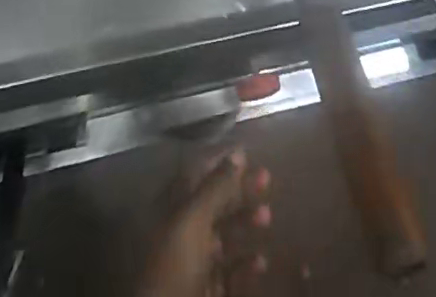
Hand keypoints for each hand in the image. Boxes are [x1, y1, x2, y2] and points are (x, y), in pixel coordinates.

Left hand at [136, 148, 272, 296]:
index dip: (220, 162)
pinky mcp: (206, 290)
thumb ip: (215, 186)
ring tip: (267, 218)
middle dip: (240, 190)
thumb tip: (238, 152)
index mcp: (168, 210)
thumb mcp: (192, 220)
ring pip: (224, 236)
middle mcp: (178, 233)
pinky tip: (261, 262)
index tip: (248, 153)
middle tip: (267, 179)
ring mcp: (192, 265)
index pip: (194, 174)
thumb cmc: (173, 266)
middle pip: (213, 203)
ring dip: (247, 224)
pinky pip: (230, 273)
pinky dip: (246, 265)